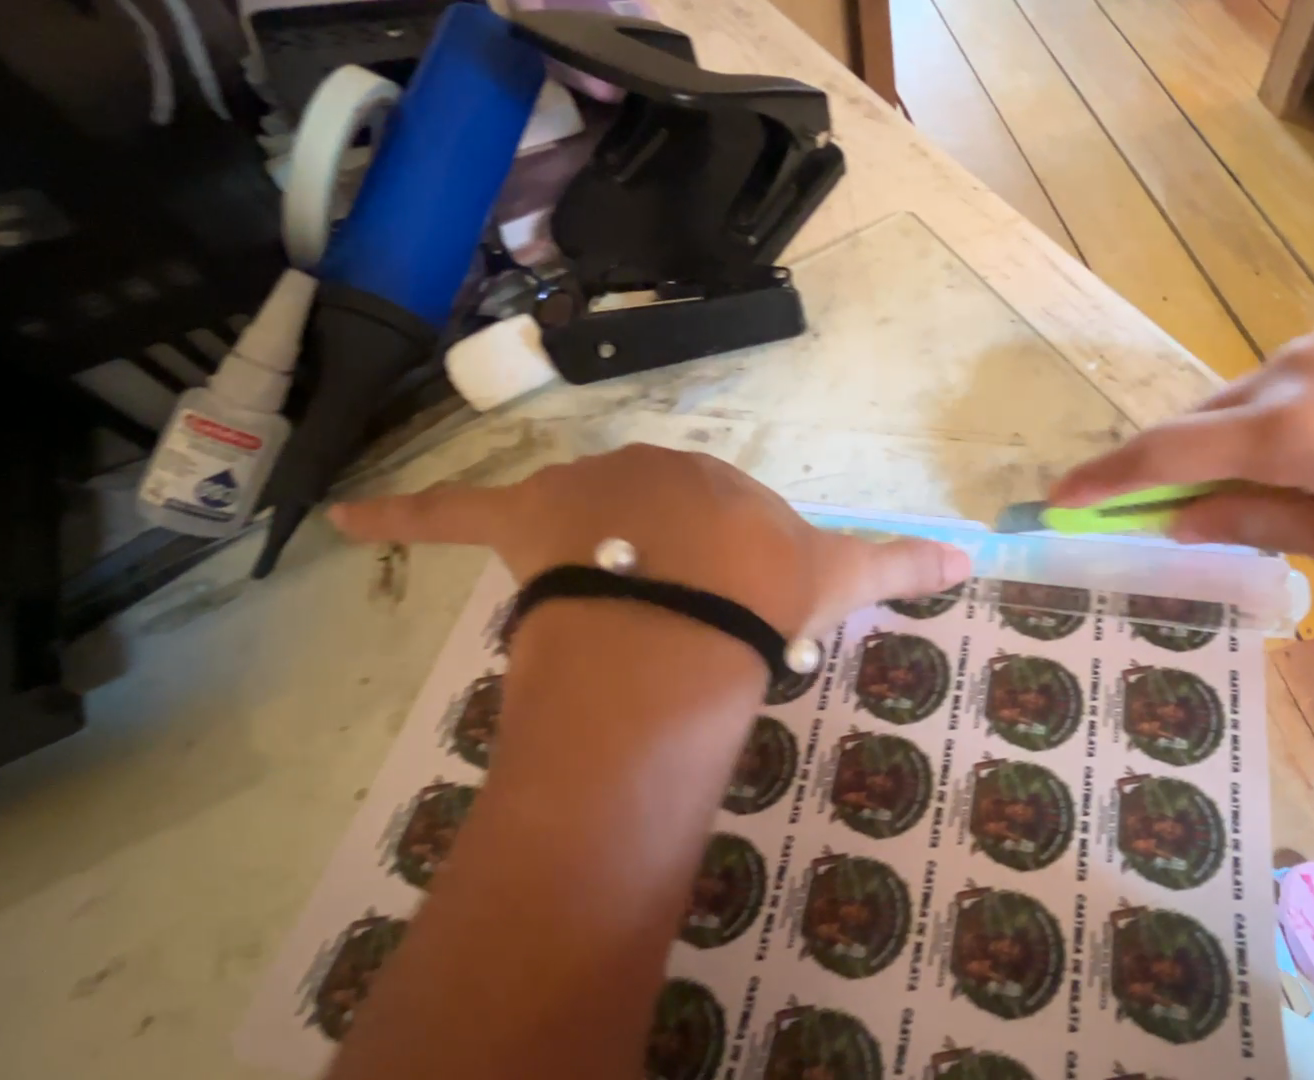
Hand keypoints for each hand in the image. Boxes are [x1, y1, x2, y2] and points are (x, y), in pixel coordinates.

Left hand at [328, 444, 972, 637]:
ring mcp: (580, 488)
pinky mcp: (517, 523)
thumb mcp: (839, 579)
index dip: (721, 567)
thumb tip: (974, 554)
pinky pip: (452, 514)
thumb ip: (902, 564)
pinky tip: (339, 520)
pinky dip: (403, 514)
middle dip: (662, 562)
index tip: (728, 608)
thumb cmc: (767, 593)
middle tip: (678, 620)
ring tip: (610, 607)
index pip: (713, 517)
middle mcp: (647, 467)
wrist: (696, 609)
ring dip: (593, 552)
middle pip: (646, 515)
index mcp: (715, 480)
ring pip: (578, 515)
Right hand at [1051, 319, 1313, 569]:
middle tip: (1150, 517)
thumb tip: (1180, 521)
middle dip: (1160, 470)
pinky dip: (1263, 424)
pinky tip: (1305, 456)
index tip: (1059, 497)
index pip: (1164, 454)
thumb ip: (1261, 522)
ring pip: (1237, 401)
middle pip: (1192, 422)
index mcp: (1290, 430)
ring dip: (1218, 448)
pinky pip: (1280, 383)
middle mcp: (1289, 369)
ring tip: (1244, 498)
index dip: (1104, 478)